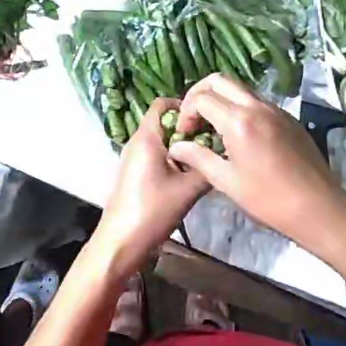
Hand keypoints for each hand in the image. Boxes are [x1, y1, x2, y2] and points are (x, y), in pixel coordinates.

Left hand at [90, 98, 207, 272]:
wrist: (121, 242)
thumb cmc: (152, 211)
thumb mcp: (188, 189)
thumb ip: (207, 168)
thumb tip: (225, 154)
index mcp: (146, 137)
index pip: (163, 104)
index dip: (185, 106)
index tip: (208, 120)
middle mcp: (137, 142)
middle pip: (164, 121)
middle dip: (189, 128)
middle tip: (214, 141)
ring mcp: (134, 157)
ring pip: (162, 140)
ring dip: (183, 145)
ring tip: (206, 158)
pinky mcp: (135, 172)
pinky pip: (156, 154)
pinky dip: (173, 158)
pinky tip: (190, 175)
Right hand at [168, 75, 345, 292]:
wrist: (319, 207)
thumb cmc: (269, 199)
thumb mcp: (227, 181)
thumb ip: (198, 158)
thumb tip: (176, 146)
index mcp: (239, 121)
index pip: (201, 98)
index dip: (186, 112)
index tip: (184, 133)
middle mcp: (257, 107)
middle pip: (219, 80)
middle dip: (200, 93)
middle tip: (193, 118)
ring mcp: (275, 110)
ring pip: (240, 88)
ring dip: (221, 98)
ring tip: (213, 125)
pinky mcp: (288, 118)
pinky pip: (257, 101)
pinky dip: (240, 107)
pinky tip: (238, 133)